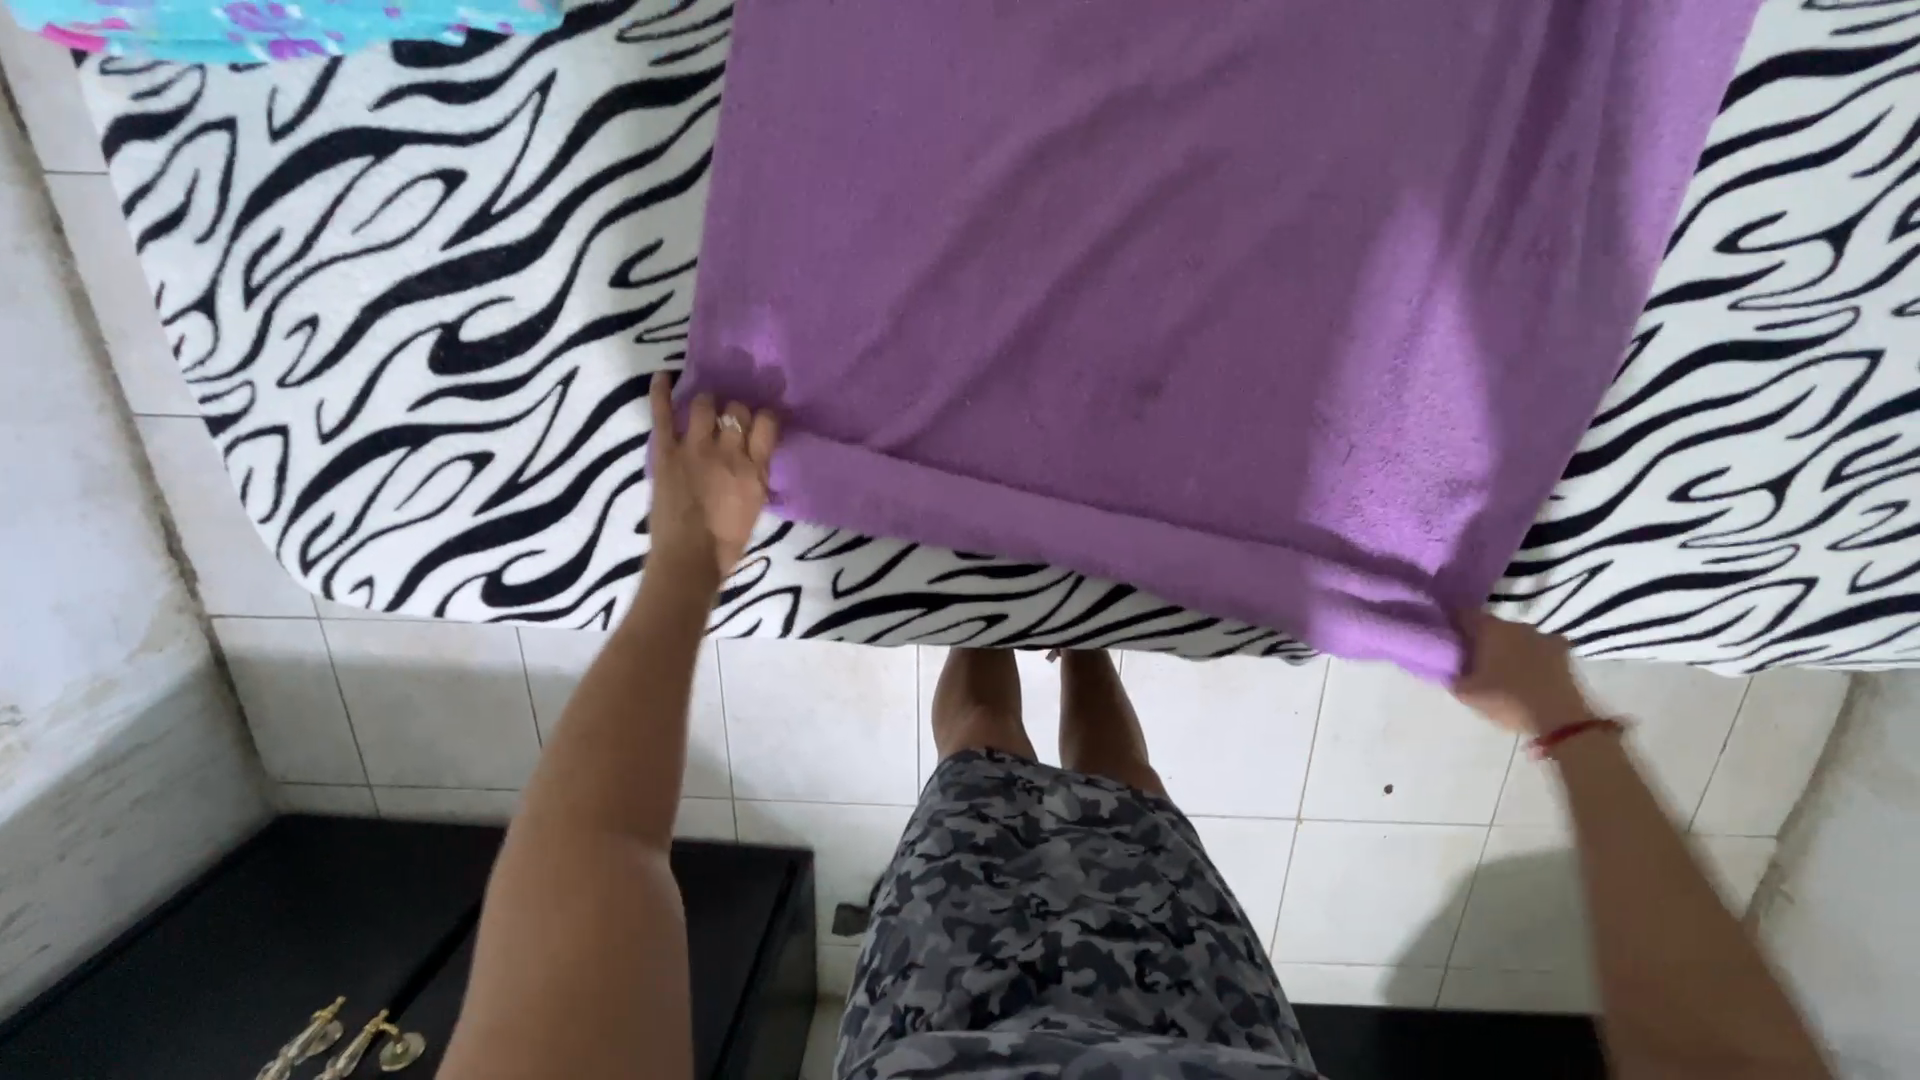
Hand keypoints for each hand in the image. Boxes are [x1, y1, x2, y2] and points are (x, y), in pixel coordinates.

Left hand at [646, 373, 779, 578]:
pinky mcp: (666, 452)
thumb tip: (753, 457)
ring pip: (706, 405)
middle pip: (737, 410)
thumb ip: (756, 475)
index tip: (761, 419)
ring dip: (707, 402)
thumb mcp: (756, 505)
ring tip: (704, 407)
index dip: (765, 415)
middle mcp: (728, 451)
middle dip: (735, 410)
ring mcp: (695, 448)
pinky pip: (664, 414)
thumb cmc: (727, 541)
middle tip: (729, 419)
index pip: (767, 423)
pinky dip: (661, 392)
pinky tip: (663, 376)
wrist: (689, 557)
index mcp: (755, 469)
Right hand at [1451, 612, 1593, 736]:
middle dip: (1478, 633)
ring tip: (1498, 660)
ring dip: (1505, 642)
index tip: (1444, 632)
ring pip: (1513, 633)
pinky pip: (1536, 644)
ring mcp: (1541, 634)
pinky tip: (1524, 666)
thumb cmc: (1505, 699)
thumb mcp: (1465, 692)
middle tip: (1469, 650)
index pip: (1460, 613)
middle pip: (1488, 622)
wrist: (1560, 719)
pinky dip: (1528, 651)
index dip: (1450, 621)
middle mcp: (1514, 623)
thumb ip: (1451, 672)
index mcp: (1487, 628)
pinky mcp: (1561, 649)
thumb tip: (1447, 663)